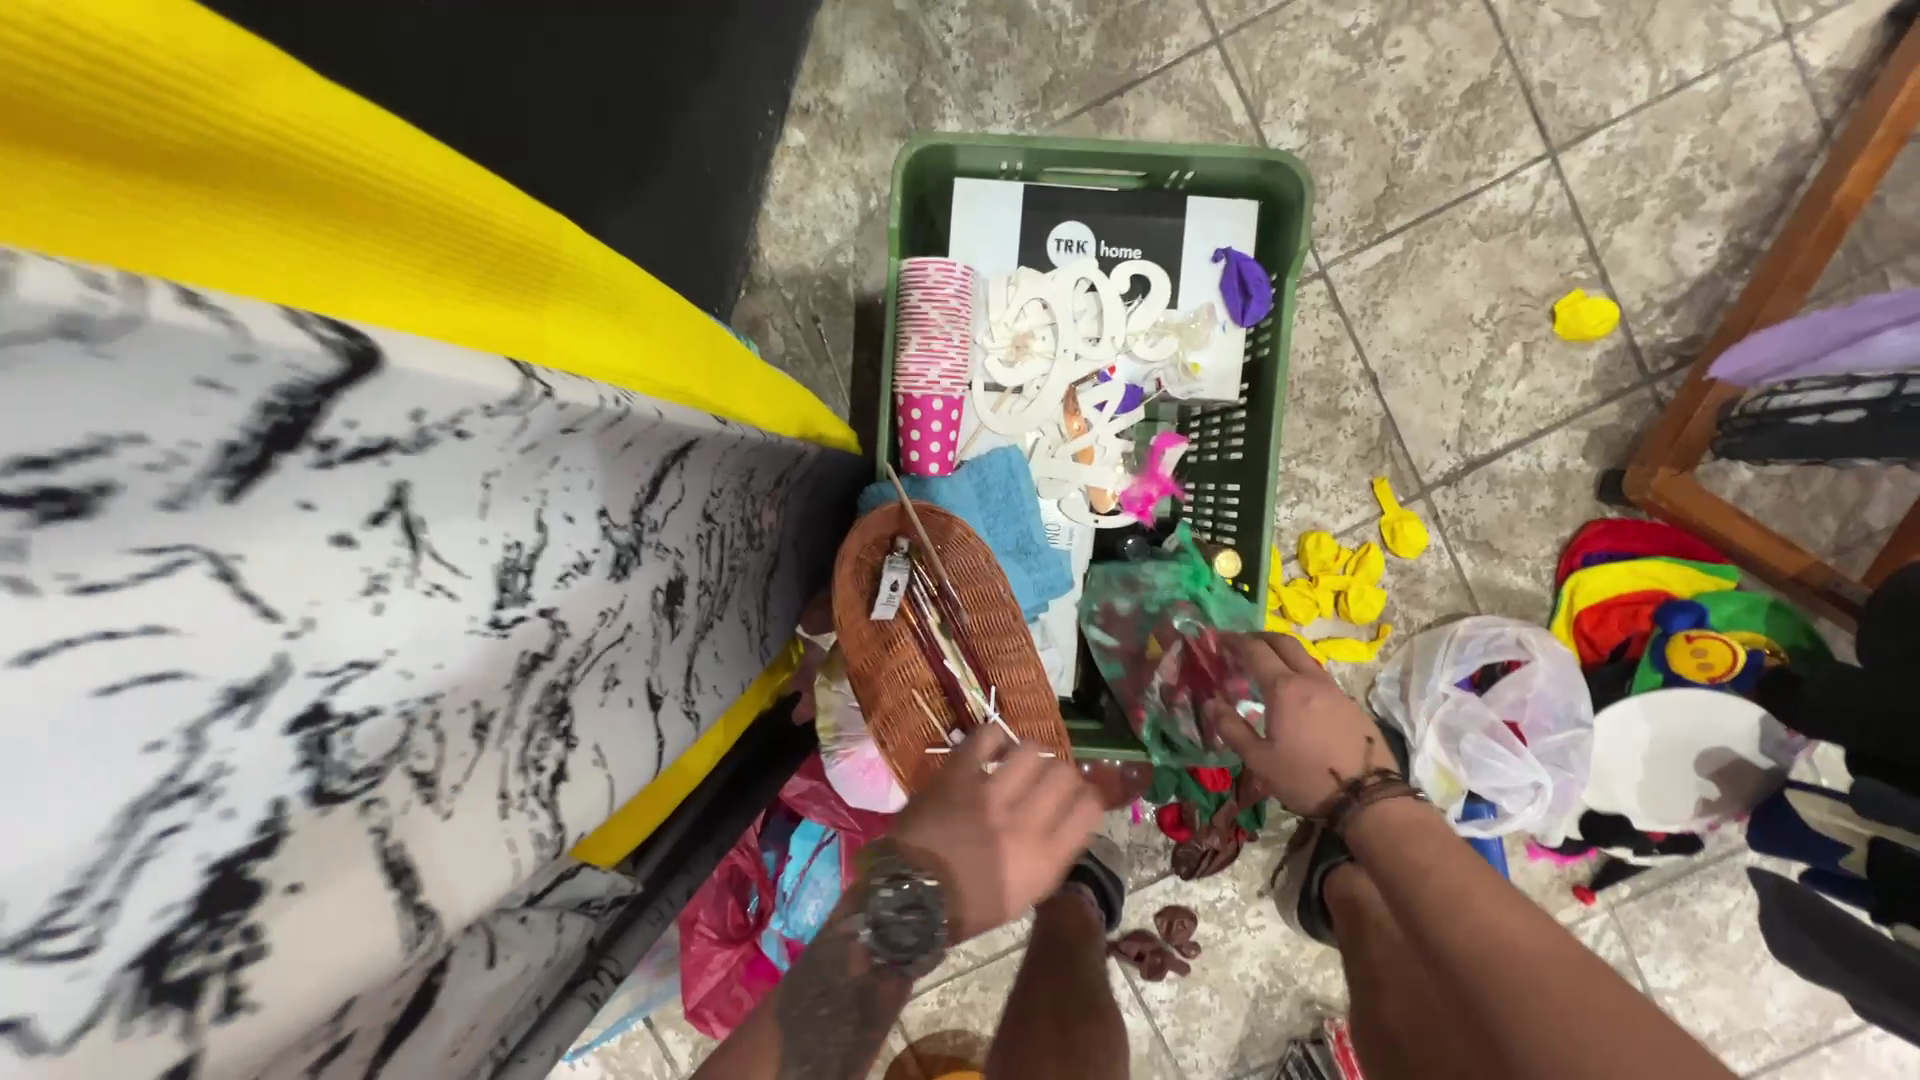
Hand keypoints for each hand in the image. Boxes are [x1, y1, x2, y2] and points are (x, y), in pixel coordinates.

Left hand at [887, 724, 1103, 942]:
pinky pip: (987, 737)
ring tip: (1022, 763)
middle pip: (1065, 775)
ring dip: (1033, 755)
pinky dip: (996, 738)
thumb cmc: (967, 906)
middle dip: (1063, 774)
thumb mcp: (1023, 895)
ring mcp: (989, 795)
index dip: (1089, 795)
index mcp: (1044, 860)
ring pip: (1033, 752)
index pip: (1089, 807)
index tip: (1079, 795)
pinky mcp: (957, 775)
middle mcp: (1023, 824)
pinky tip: (995, 750)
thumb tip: (1064, 821)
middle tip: (1048, 780)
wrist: (908, 897)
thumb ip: (1049, 856)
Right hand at [1204, 632, 1396, 814]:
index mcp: (1284, 689)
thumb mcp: (1259, 760)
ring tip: (1267, 665)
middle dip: (1260, 636)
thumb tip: (1210, 703)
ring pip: (1305, 657)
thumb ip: (1231, 728)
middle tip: (1242, 643)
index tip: (1219, 639)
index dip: (1234, 641)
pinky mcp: (1350, 704)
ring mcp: (1335, 690)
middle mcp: (1310, 680)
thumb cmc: (1305, 778)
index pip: (1255, 650)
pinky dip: (1300, 670)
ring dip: (1282, 652)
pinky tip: (1295, 692)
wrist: (1368, 798)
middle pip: (1284, 642)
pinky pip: (1319, 675)